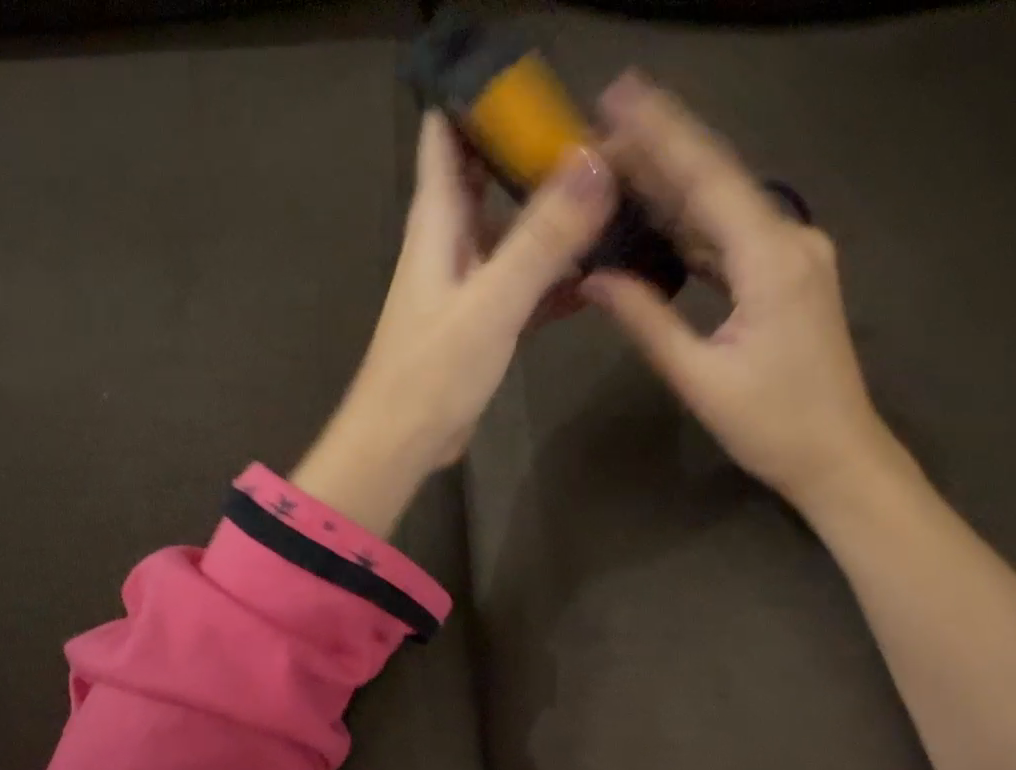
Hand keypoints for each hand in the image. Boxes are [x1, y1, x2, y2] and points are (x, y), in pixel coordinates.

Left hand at [293, 112, 615, 535]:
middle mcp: (451, 241)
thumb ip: (541, 237)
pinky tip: (599, 269)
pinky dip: (556, 271)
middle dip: (530, 152)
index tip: (537, 81)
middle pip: (486, 176)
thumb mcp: (492, 301)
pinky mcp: (484, 320)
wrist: (403, 442)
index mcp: (437, 221)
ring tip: (611, 193)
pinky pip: (525, 281)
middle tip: (596, 135)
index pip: (447, 134)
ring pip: (512, 230)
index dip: (482, 99)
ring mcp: (469, 281)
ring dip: (551, 213)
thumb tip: (593, 163)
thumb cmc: (433, 370)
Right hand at [582, 75, 909, 507]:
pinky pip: (735, 239)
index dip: (661, 134)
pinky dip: (695, 228)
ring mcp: (796, 257)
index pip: (708, 178)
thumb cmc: (774, 426)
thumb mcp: (701, 378)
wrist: (840, 459)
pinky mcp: (792, 277)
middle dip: (659, 155)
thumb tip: (593, 277)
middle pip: (717, 184)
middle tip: (599, 131)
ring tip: (615, 164)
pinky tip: (657, 216)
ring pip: (725, 210)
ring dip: (674, 190)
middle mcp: (791, 241)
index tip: (617, 94)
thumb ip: (647, 321)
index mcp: (772, 260)